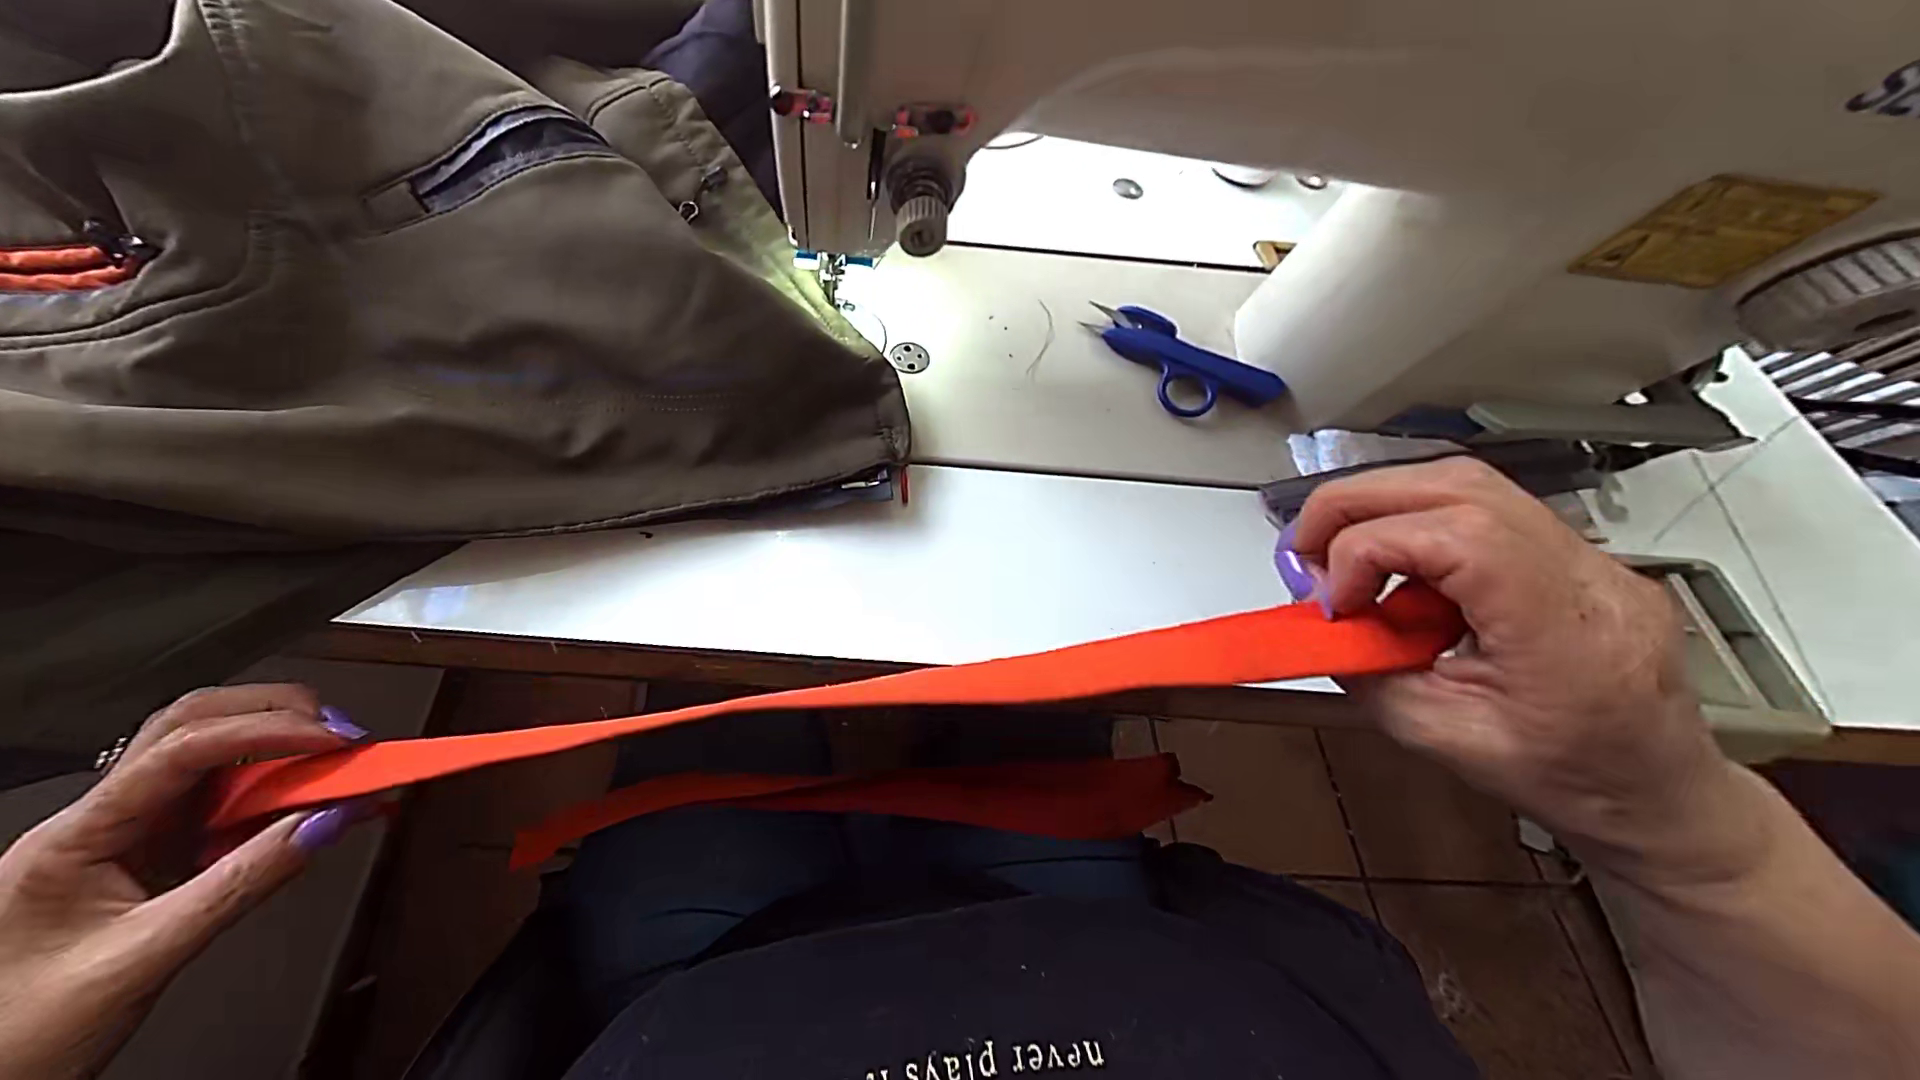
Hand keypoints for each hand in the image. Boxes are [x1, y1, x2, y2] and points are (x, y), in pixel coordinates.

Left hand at [0, 686, 370, 1079]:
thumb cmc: (21, 1035)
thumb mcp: (140, 959)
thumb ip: (241, 885)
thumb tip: (329, 822)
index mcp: (74, 836)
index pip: (183, 749)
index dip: (270, 731)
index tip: (339, 742)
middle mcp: (104, 819)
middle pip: (193, 725)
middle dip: (278, 714)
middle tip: (344, 734)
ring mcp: (133, 833)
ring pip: (216, 755)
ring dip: (285, 748)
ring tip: (342, 763)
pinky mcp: (163, 850)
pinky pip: (231, 798)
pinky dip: (285, 787)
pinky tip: (316, 800)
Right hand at [1284, 458, 1754, 882]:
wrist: (1657, 791)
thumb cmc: (1561, 775)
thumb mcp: (1433, 734)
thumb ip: (1364, 668)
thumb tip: (1316, 618)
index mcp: (1567, 631)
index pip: (1456, 535)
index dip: (1367, 550)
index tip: (1334, 600)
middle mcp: (1588, 573)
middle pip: (1455, 484)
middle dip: (1354, 503)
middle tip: (1304, 548)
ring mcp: (1588, 554)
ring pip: (1464, 481)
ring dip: (1379, 504)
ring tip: (1338, 552)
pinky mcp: (1570, 551)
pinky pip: (1477, 506)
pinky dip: (1410, 522)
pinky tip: (1393, 567)